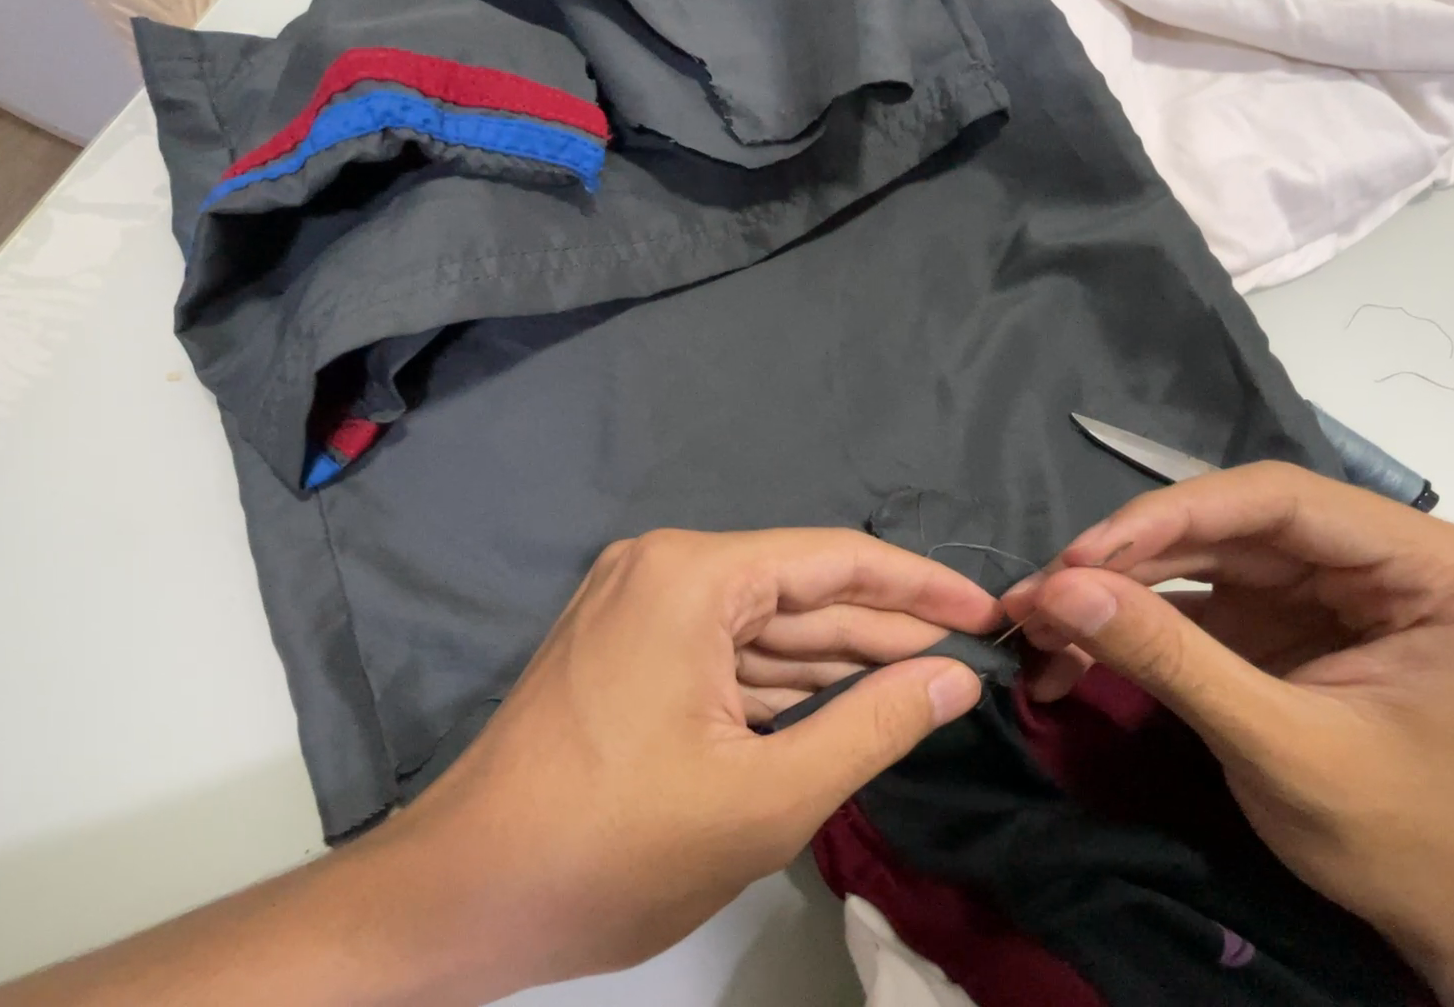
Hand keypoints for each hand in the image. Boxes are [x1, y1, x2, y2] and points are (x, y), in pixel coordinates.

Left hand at [364, 527, 999, 1001]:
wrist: (465, 895)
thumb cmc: (619, 847)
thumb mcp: (770, 795)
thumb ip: (875, 724)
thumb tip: (954, 678)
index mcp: (692, 576)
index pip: (834, 559)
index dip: (921, 587)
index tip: (988, 615)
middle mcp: (662, 569)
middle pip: (799, 592)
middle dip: (883, 631)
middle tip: (967, 665)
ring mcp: (637, 607)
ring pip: (762, 627)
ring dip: (837, 660)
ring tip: (923, 685)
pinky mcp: (626, 649)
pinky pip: (724, 654)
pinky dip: (782, 683)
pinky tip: (844, 703)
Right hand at [1001, 463, 1453, 1005]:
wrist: (1450, 918)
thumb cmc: (1402, 839)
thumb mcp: (1279, 747)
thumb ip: (1169, 660)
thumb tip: (1057, 590)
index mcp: (1437, 569)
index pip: (1279, 501)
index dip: (1166, 517)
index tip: (1076, 559)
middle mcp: (1382, 557)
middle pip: (1227, 525)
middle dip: (1124, 560)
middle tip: (1036, 597)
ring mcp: (1326, 587)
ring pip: (1198, 556)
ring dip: (1114, 588)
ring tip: (1036, 619)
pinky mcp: (1282, 619)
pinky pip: (1192, 598)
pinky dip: (1130, 621)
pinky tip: (1070, 642)